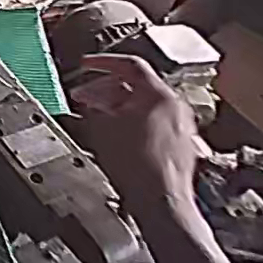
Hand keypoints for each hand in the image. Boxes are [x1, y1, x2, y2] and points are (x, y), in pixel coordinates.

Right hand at [71, 54, 203, 234]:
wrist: (159, 200)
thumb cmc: (137, 166)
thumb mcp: (100, 127)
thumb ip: (93, 106)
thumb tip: (89, 101)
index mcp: (159, 96)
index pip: (129, 65)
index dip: (102, 62)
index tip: (86, 64)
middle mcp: (175, 108)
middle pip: (135, 86)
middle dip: (104, 90)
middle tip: (82, 97)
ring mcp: (180, 127)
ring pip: (142, 106)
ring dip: (115, 108)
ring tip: (93, 118)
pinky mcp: (177, 145)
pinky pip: (150, 124)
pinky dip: (128, 123)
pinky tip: (110, 137)